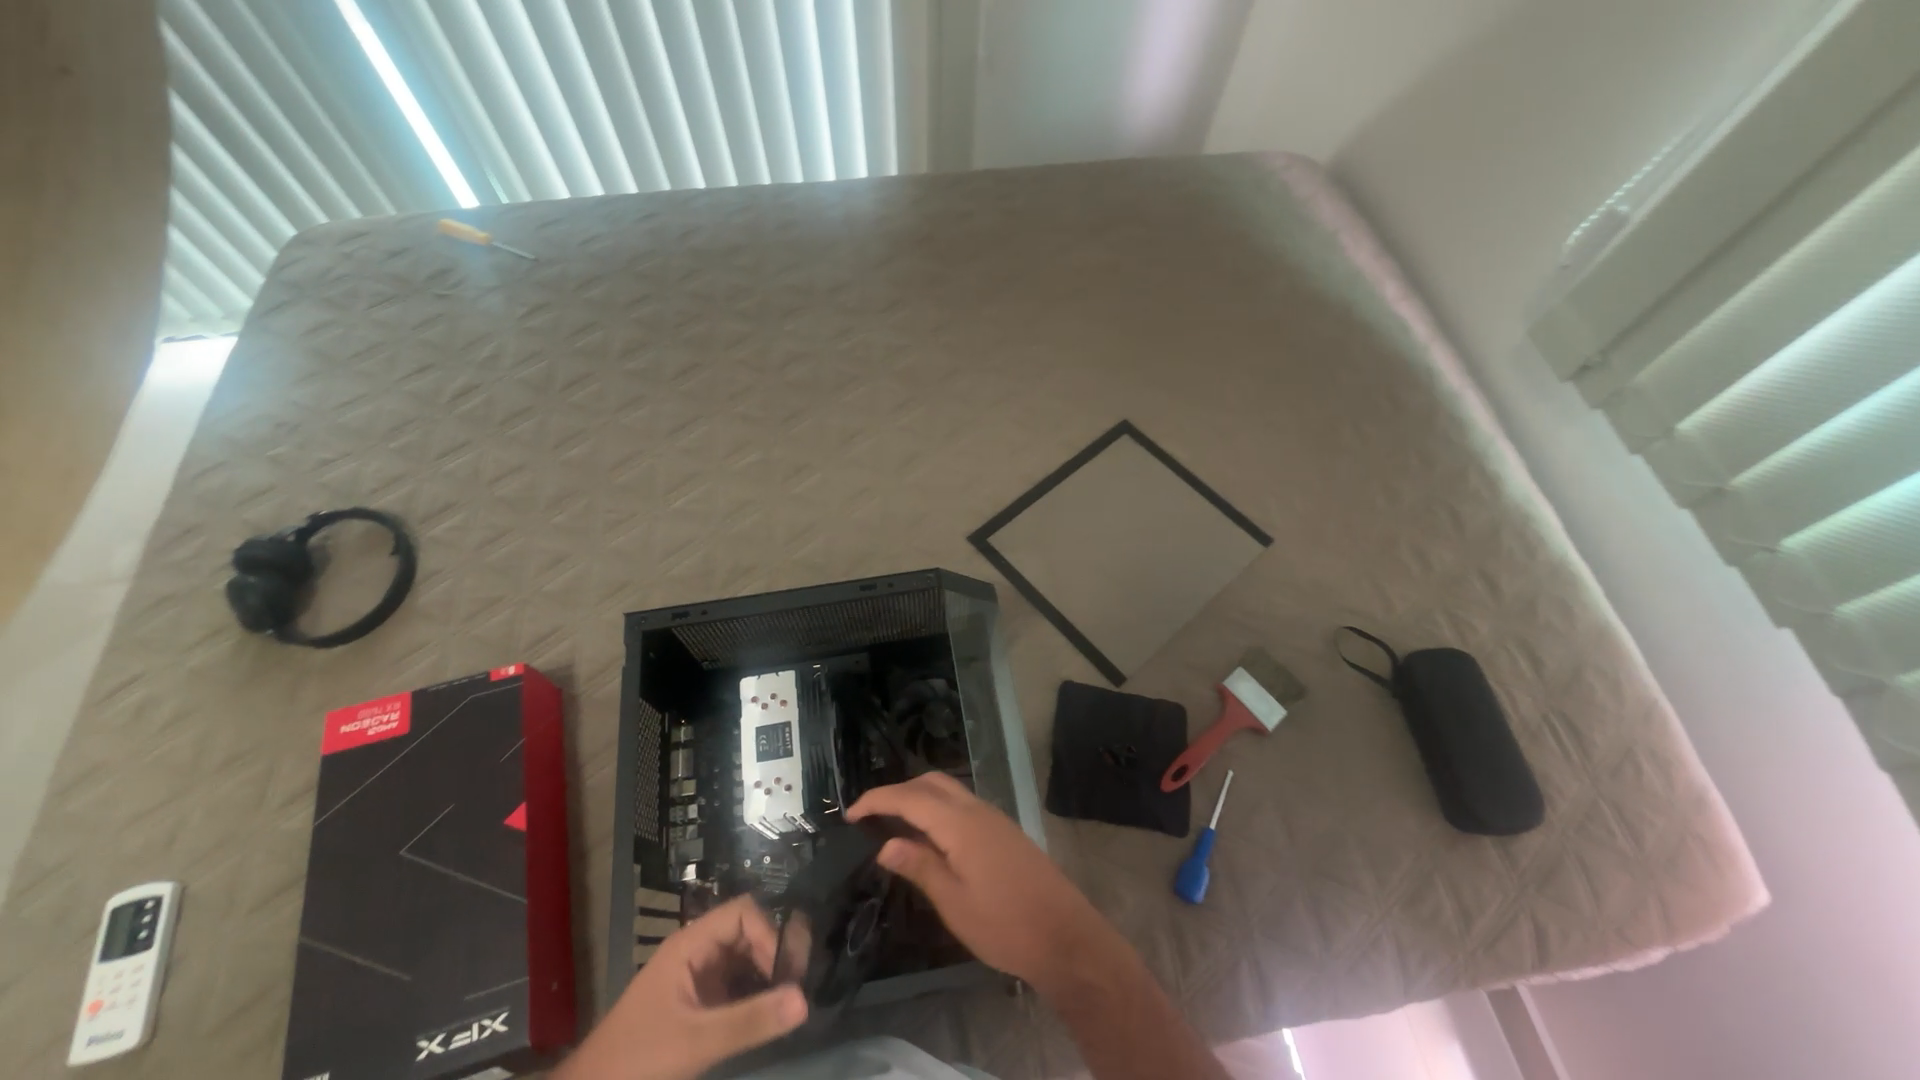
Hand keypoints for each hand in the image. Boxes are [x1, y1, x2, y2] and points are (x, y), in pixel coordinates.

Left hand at [555, 896, 807, 1079]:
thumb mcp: (696, 1041)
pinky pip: (738, 985)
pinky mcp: (700, 1002)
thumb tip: (805, 999)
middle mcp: (696, 952)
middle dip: (776, 953)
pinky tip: (772, 1014)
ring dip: (770, 974)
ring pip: (746, 958)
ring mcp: (698, 977)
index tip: (787, 973)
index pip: (743, 913)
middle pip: (748, 932)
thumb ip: (750, 1021)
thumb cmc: (639, 1057)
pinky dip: (759, 994)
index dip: (770, 934)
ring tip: (791, 1000)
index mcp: (690, 944)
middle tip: (797, 986)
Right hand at [846, 772, 1123, 996]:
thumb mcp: (954, 902)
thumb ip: (920, 866)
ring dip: (920, 798)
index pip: (910, 797)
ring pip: (950, 792)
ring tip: (894, 826)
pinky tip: (931, 838)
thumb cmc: (1005, 926)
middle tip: (871, 817)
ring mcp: (997, 820)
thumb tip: (886, 843)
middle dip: (898, 791)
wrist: (1067, 938)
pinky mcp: (1007, 833)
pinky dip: (940, 810)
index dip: (877, 800)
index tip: (850, 814)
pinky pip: (965, 806)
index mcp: (961, 824)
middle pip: (932, 783)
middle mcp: (979, 811)